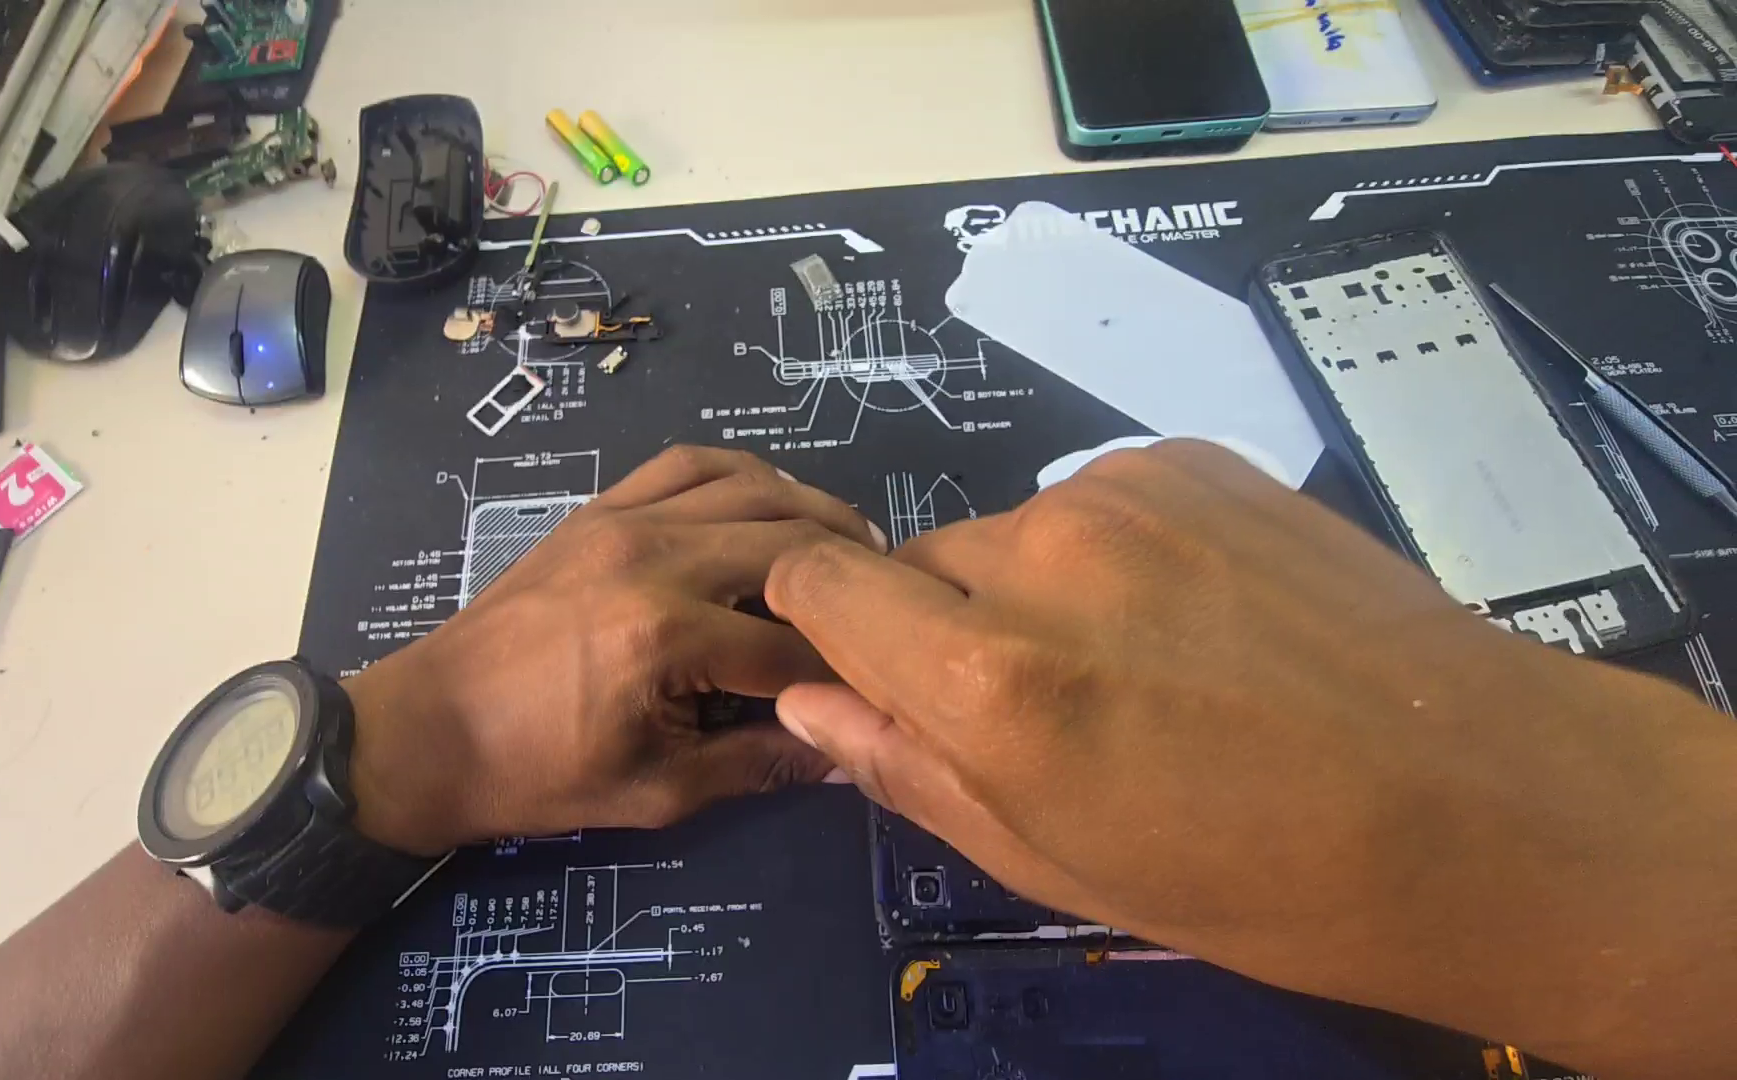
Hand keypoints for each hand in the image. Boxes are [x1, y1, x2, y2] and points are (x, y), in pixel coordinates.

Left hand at [344, 446, 885, 856]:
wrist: (430, 731)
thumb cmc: (539, 774)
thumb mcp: (657, 793)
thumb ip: (759, 765)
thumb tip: (843, 750)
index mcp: (667, 637)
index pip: (790, 644)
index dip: (840, 667)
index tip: (874, 679)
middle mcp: (655, 557)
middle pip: (787, 548)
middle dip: (848, 575)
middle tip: (882, 599)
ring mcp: (625, 519)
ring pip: (749, 485)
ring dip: (810, 509)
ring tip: (845, 544)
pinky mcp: (602, 507)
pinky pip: (688, 462)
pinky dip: (743, 473)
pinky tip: (769, 499)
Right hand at [764, 439, 1736, 1075]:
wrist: (1489, 804)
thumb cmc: (1245, 872)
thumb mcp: (1046, 857)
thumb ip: (901, 766)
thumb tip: (804, 699)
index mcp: (990, 679)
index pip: (822, 581)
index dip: (815, 608)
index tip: (855, 649)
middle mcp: (1039, 558)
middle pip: (913, 561)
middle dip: (938, 622)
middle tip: (1032, 690)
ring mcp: (1120, 492)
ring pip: (1000, 532)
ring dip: (1023, 588)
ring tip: (1128, 652)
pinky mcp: (1186, 457)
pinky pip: (1083, 500)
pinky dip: (1098, 549)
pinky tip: (1185, 606)